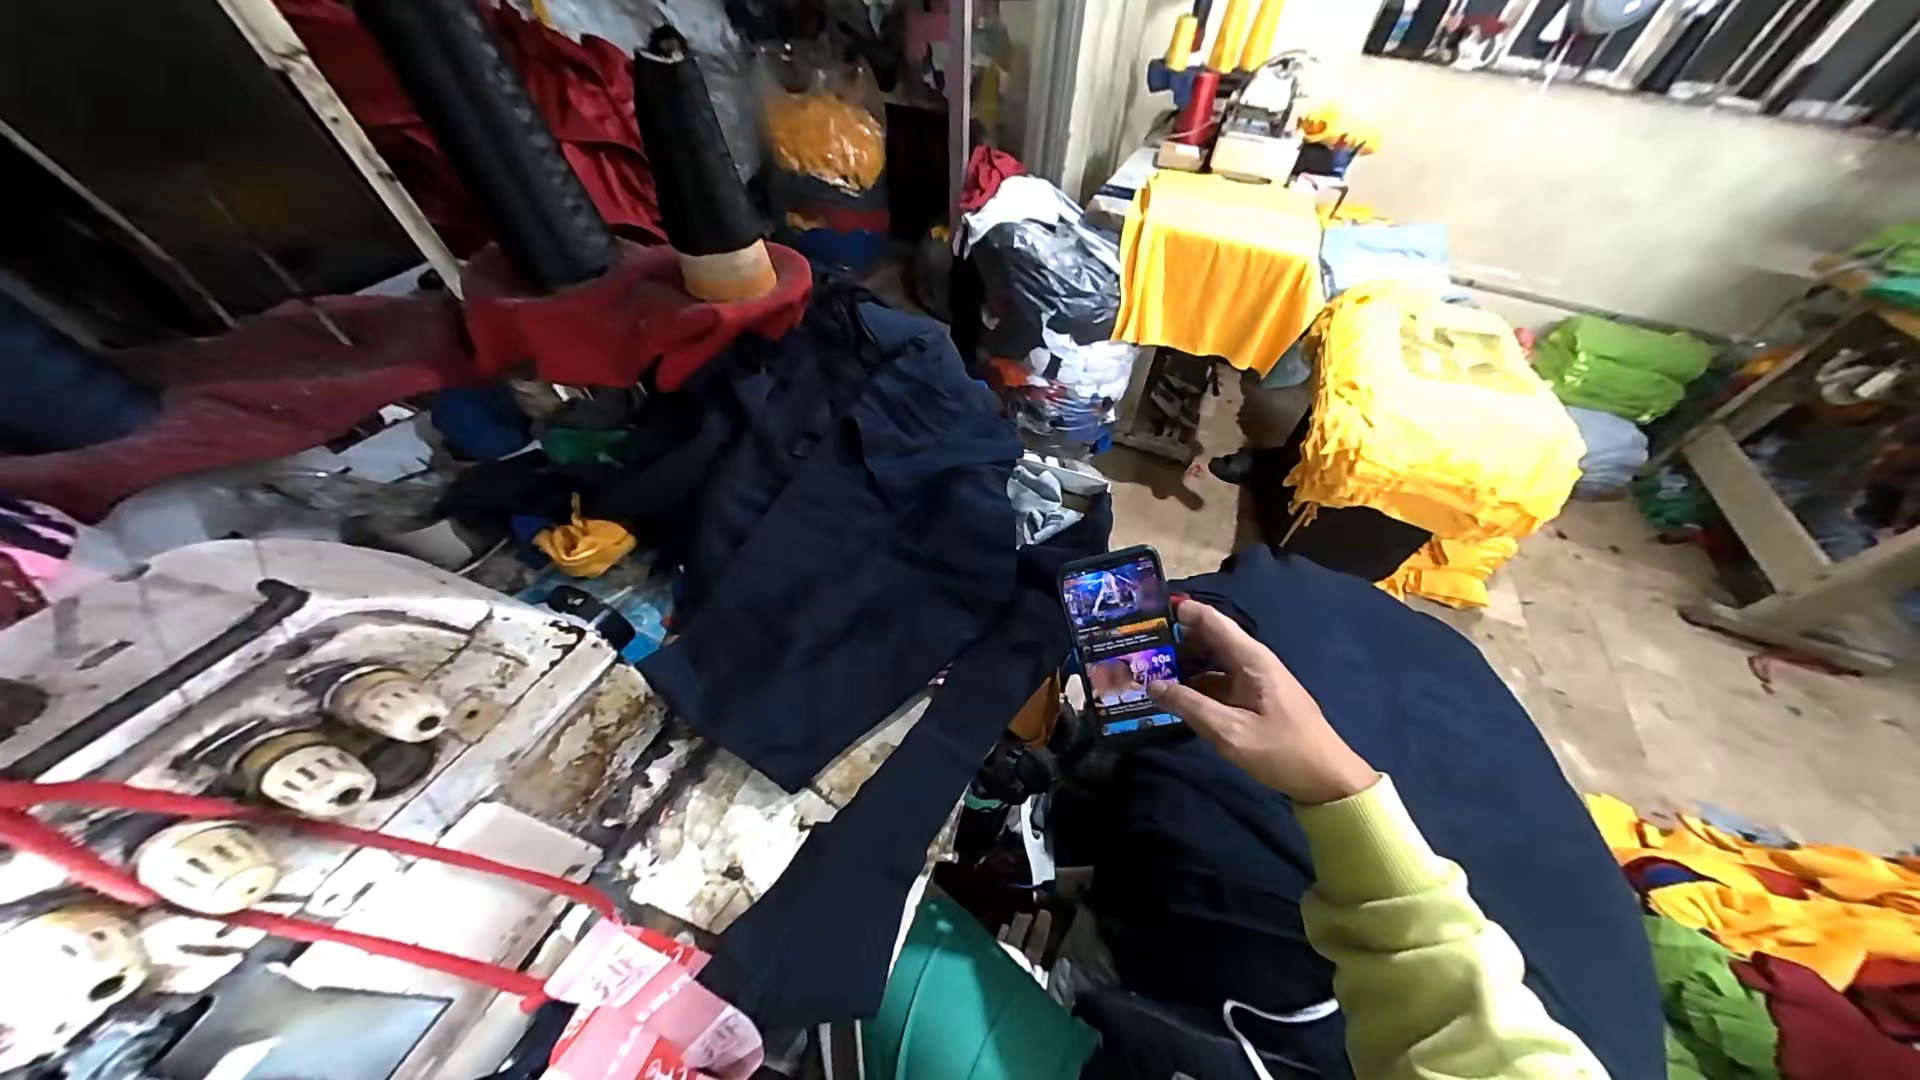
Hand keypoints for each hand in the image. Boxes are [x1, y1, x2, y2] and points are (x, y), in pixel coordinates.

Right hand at [1148, 598, 1377, 804]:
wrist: (1329, 781)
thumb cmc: (1284, 751)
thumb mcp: (1231, 732)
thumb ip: (1189, 705)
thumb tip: (1152, 685)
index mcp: (1250, 658)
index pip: (1210, 619)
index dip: (1179, 610)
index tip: (1145, 611)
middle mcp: (1250, 661)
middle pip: (1206, 637)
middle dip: (1173, 636)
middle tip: (1135, 643)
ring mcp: (1251, 679)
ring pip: (1208, 660)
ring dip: (1180, 661)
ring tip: (1144, 666)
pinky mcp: (1249, 697)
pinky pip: (1214, 680)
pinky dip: (1192, 682)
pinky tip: (1170, 693)